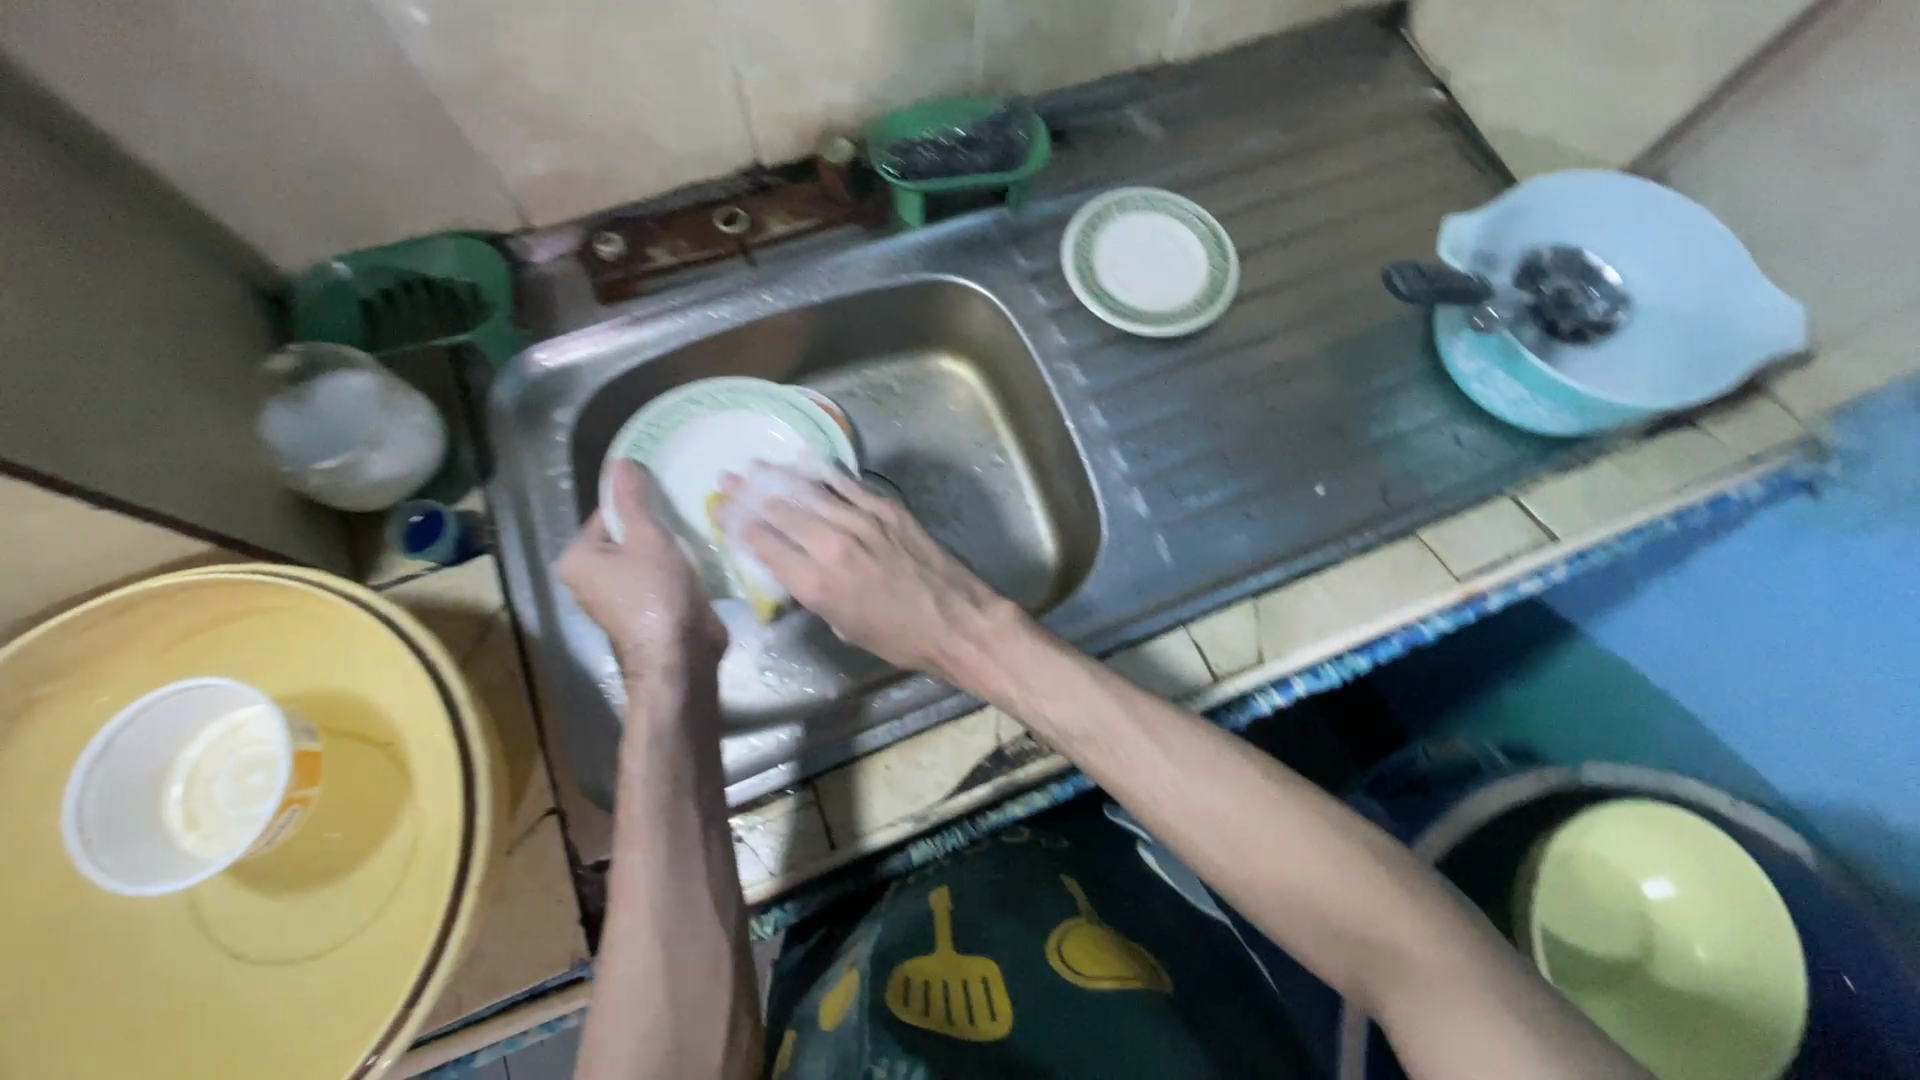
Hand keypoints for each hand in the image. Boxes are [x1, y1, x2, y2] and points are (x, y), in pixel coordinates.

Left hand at [559, 459, 725, 683]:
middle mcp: (590, 580)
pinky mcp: (646, 611)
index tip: (670, 499)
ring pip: (647, 557)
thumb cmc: (656, 593)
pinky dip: (678, 569)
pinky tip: (701, 560)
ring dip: (672, 547)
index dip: (640, 504)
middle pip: (627, 535)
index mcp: (577, 560)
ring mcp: (619, 599)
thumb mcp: (647, 537)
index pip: (607, 514)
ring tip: (698, 535)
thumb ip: (634, 499)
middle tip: (687, 515)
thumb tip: (621, 461)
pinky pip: (660, 577)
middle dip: (658, 526)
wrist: (680, 654)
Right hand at [723, 463, 1021, 683]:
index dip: (736, 524)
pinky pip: (847, 485)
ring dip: (778, 477)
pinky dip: (823, 473)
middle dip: (748, 494)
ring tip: (756, 465)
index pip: (763, 543)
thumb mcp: (844, 627)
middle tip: (728, 478)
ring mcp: (861, 521)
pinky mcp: (888, 509)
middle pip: (779, 511)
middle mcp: (831, 545)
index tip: (719, 509)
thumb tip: (802, 573)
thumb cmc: (899, 639)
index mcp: (815, 583)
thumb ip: (816, 595)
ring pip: (809, 491)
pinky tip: (806, 463)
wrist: (955, 621)